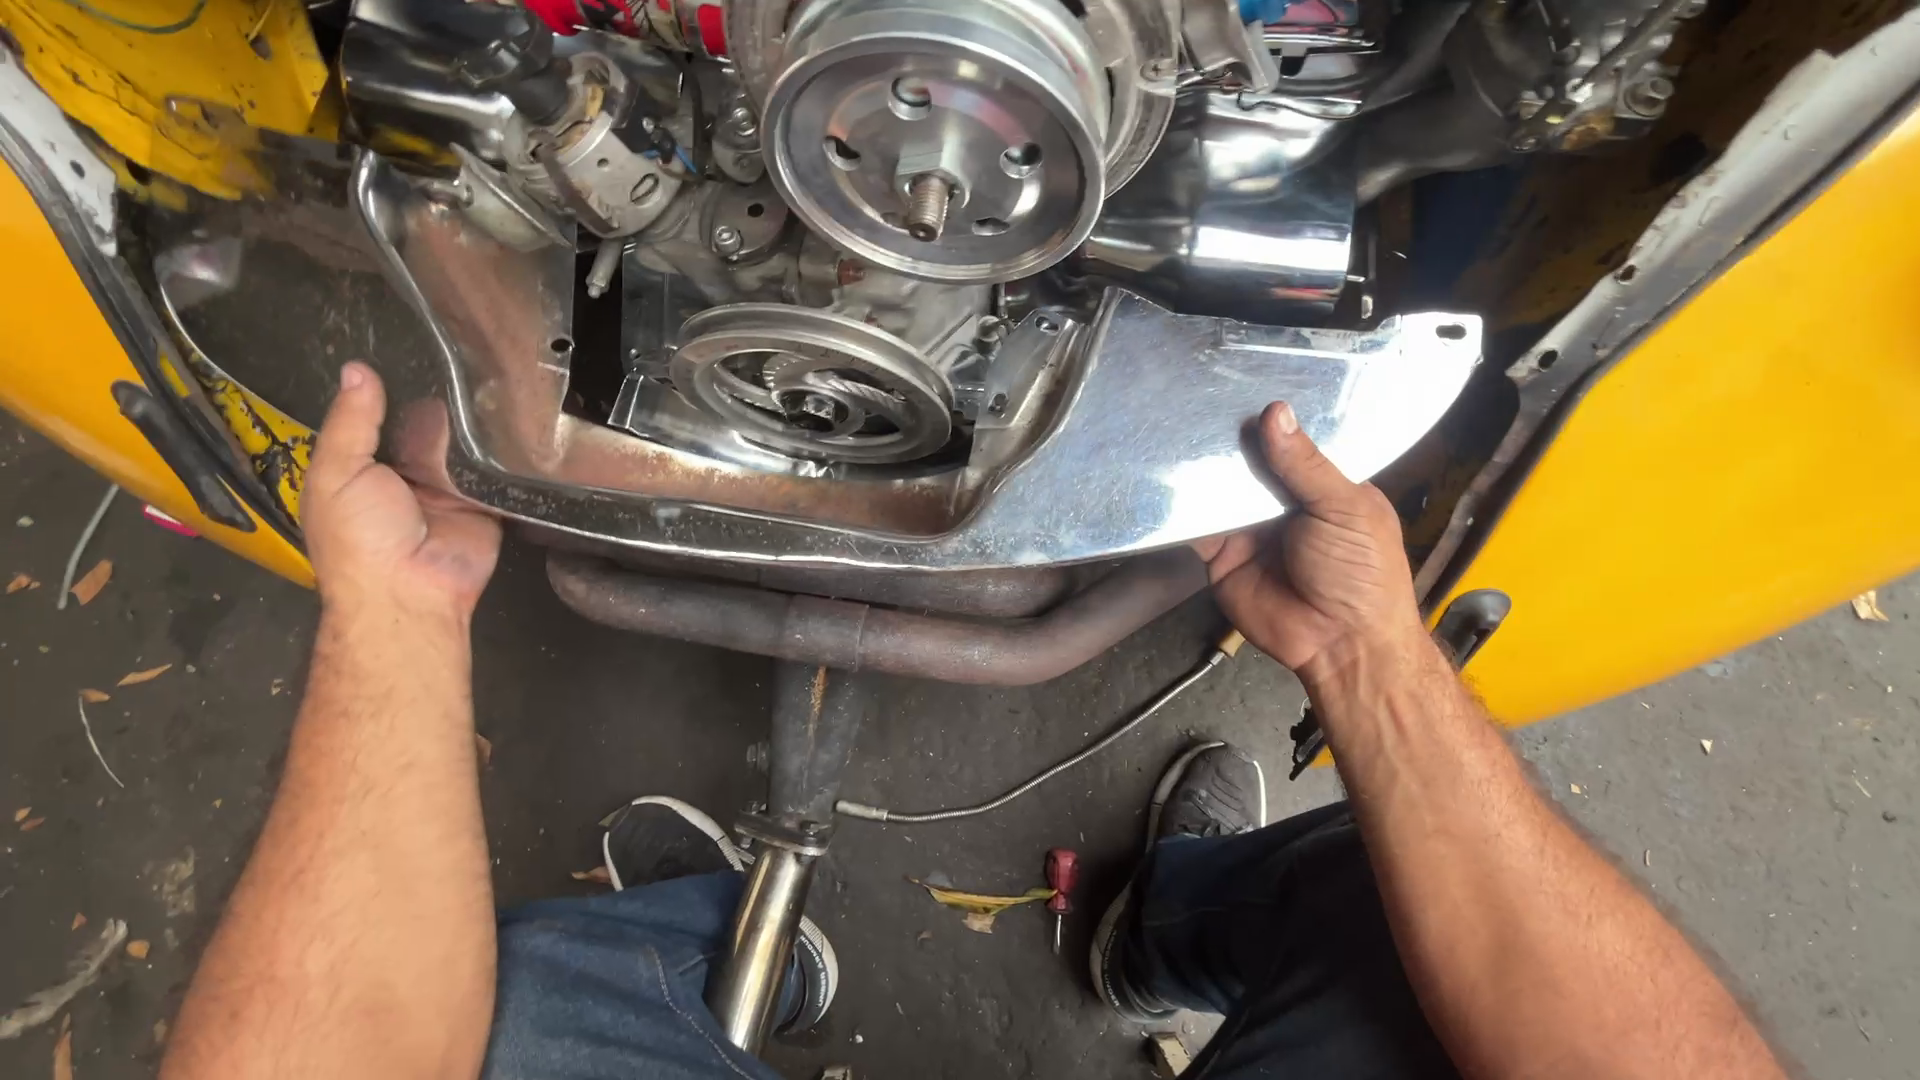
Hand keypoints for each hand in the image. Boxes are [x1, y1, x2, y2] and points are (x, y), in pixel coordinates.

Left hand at [304, 362, 501, 621]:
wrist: (413, 588)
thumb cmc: (360, 533)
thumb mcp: (339, 472)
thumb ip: (354, 422)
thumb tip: (357, 368)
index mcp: (360, 468)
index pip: (375, 419)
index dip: (387, 388)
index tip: (408, 347)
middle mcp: (405, 476)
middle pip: (424, 429)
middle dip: (439, 400)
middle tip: (463, 358)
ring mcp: (449, 489)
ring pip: (463, 446)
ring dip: (475, 423)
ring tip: (496, 377)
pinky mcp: (487, 503)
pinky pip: (496, 472)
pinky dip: (504, 452)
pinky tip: (519, 419)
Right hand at [1195, 402, 1426, 683]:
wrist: (1338, 643)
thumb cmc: (1360, 573)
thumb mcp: (1343, 508)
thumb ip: (1305, 464)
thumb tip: (1275, 412)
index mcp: (1323, 487)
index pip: (1291, 444)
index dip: (1270, 421)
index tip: (1240, 385)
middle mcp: (1283, 504)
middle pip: (1249, 464)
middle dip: (1229, 441)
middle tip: (1197, 399)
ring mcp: (1249, 529)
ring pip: (1219, 491)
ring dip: (1202, 470)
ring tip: (1175, 430)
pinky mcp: (1220, 555)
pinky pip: (1197, 527)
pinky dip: (1181, 510)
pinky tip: (1163, 480)